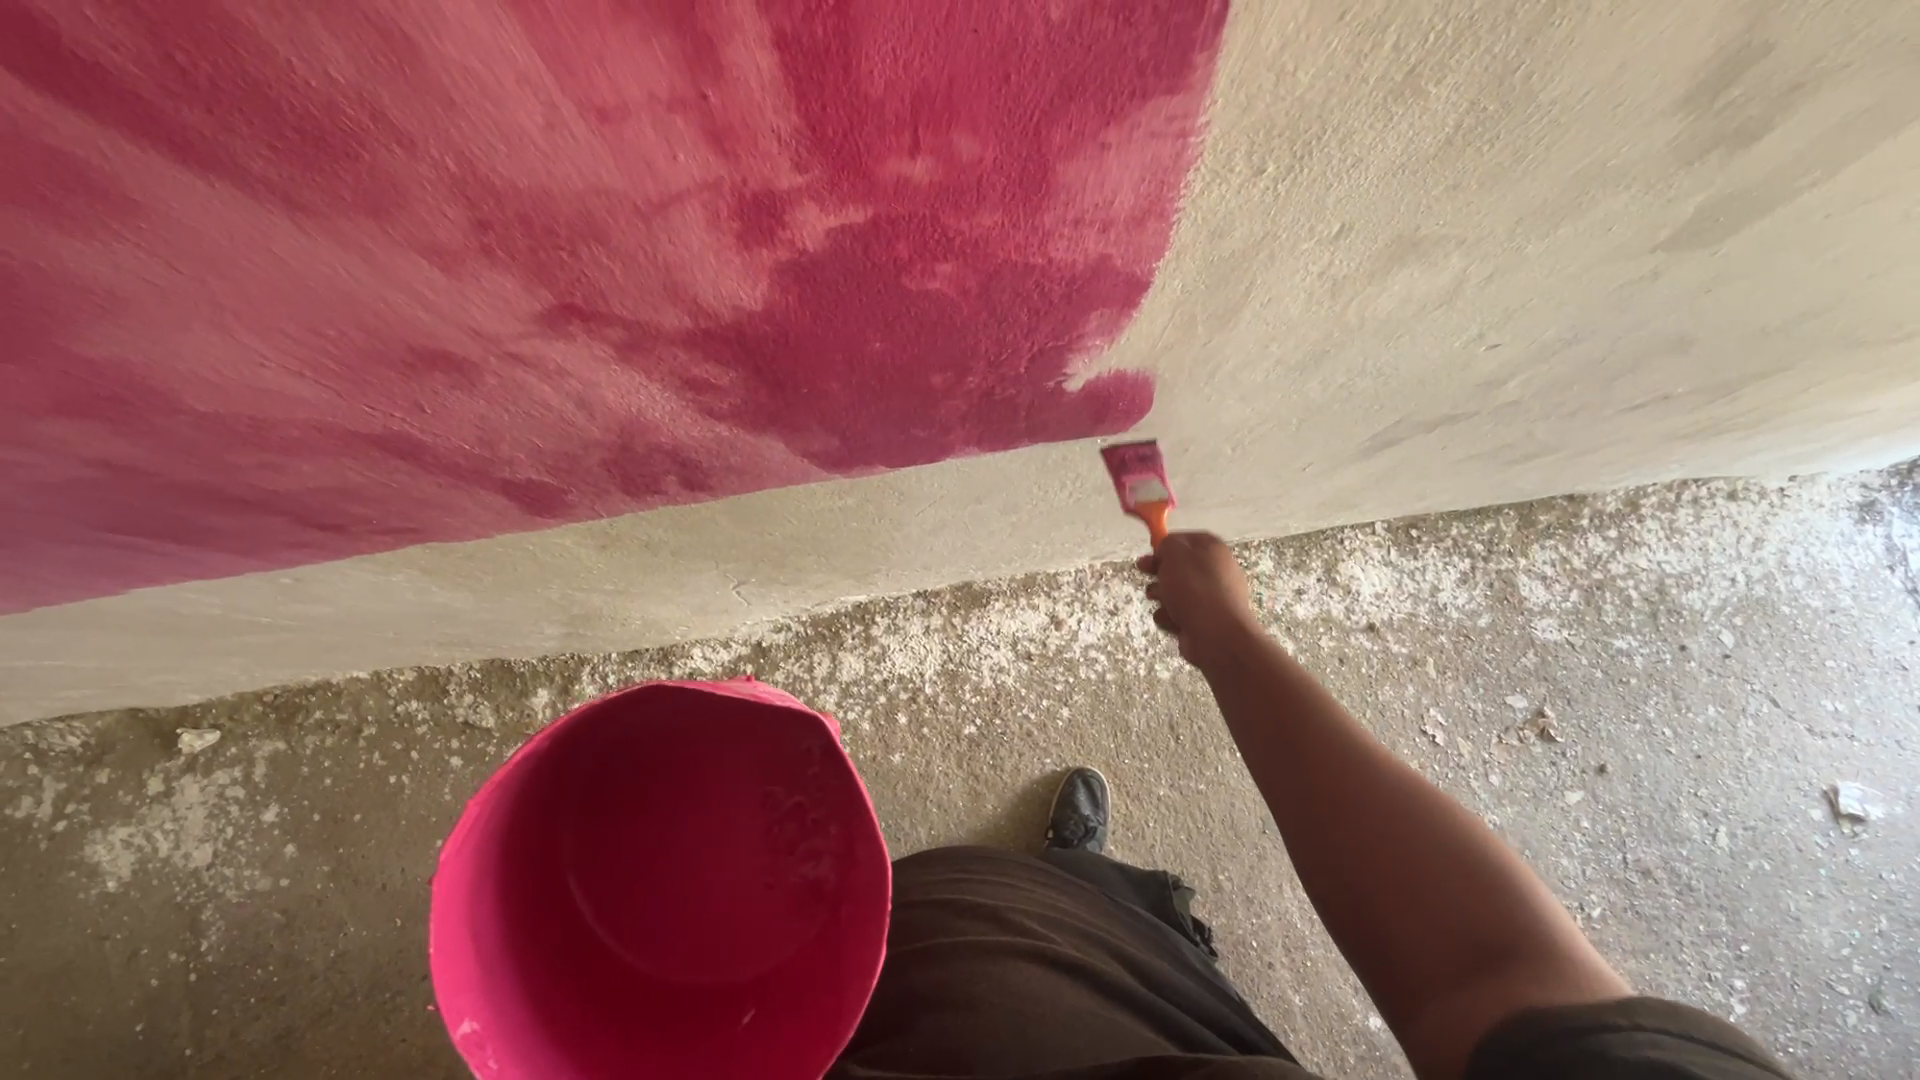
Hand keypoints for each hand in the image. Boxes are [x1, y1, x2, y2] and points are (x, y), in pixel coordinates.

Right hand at [1138, 531, 1260, 667]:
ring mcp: (1212, 598)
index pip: (1186, 540)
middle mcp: (1216, 571)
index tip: (1150, 553)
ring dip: (1161, 596)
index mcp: (1213, 550)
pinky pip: (1180, 614)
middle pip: (1181, 567)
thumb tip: (1166, 552)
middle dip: (1159, 572)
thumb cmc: (1195, 588)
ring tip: (1157, 600)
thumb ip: (1167, 544)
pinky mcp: (1205, 621)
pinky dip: (1171, 617)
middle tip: (1144, 573)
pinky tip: (1170, 620)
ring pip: (1177, 592)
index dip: (1166, 545)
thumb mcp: (1175, 554)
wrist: (1216, 634)